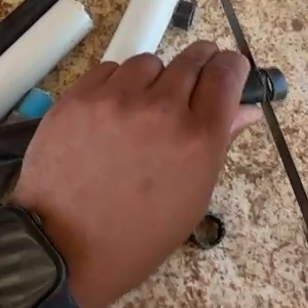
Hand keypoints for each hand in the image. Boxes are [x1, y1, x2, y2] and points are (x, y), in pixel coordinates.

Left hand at [11, 41, 261, 307]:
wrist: (61, 249)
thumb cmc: (136, 236)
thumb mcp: (192, 198)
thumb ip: (219, 143)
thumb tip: (246, 109)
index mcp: (198, 140)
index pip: (226, 74)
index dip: (231, 67)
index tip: (228, 70)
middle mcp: (160, 110)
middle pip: (192, 59)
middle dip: (200, 65)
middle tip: (192, 83)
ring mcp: (115, 100)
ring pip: (148, 63)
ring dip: (153, 79)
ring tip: (143, 109)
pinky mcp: (78, 97)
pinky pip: (109, 71)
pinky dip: (116, 85)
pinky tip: (111, 114)